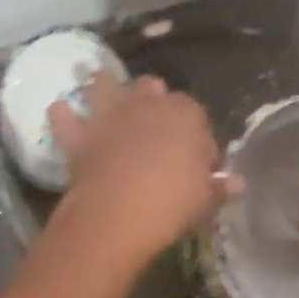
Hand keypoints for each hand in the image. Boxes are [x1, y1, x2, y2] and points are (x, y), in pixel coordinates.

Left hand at [47, 73, 224, 263]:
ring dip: (103, 87)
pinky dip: (63, 116)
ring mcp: (109, 114)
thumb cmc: (174, 203)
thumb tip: (236, 183)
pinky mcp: (79, 133)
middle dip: (153, 102)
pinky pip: (64, 115)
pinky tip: (63, 117)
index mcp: (186, 114)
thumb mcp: (206, 199)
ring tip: (103, 95)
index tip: (197, 161)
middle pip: (151, 90)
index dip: (197, 137)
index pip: (196, 116)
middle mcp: (147, 103)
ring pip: (104, 84)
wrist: (119, 213)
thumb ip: (219, 187)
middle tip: (154, 129)